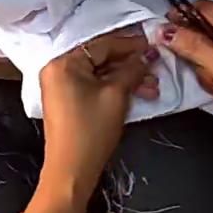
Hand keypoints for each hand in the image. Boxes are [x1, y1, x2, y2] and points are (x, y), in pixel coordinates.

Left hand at [39, 27, 157, 199]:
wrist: (72, 169)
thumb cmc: (91, 129)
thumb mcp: (116, 95)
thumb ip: (132, 69)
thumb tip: (146, 54)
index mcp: (63, 62)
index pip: (101, 45)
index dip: (129, 44)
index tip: (152, 44)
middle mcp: (57, 69)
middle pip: (100, 58)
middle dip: (130, 65)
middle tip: (156, 68)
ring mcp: (60, 85)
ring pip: (99, 73)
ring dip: (126, 78)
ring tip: (152, 87)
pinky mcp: (67, 99)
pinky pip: (93, 85)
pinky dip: (114, 88)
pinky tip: (138, 93)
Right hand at [159, 1, 212, 165]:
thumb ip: (192, 46)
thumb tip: (161, 29)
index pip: (205, 9)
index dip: (181, 18)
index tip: (159, 33)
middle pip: (204, 31)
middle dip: (195, 50)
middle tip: (195, 66)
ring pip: (206, 53)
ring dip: (204, 69)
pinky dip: (212, 79)